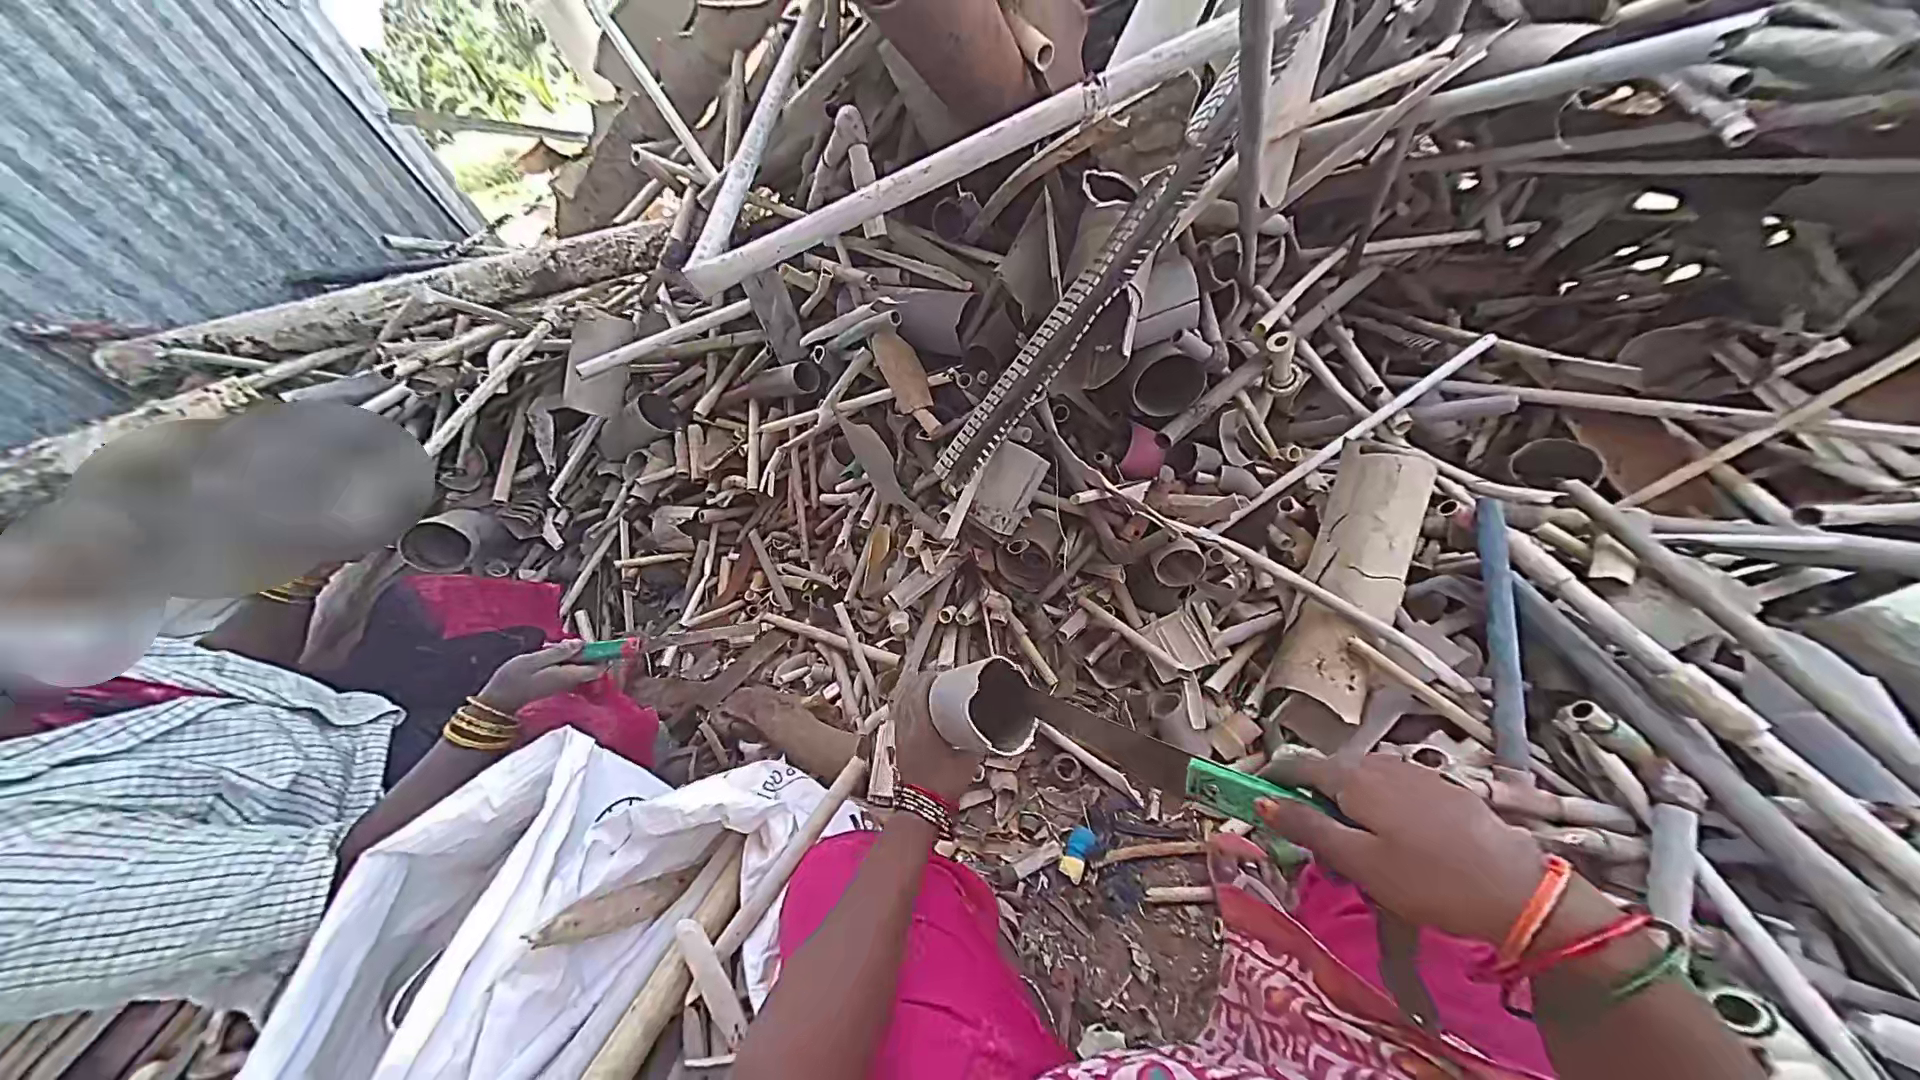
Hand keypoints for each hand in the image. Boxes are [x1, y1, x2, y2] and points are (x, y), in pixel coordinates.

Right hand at [477, 640, 607, 713]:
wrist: (496, 700)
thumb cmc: (512, 679)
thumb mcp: (535, 660)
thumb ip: (560, 652)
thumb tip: (582, 644)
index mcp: (569, 675)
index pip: (599, 667)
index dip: (600, 653)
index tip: (593, 641)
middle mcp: (570, 680)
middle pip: (587, 663)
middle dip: (578, 649)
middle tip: (558, 645)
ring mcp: (562, 682)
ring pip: (574, 663)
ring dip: (564, 653)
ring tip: (546, 649)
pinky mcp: (554, 682)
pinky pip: (564, 667)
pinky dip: (557, 659)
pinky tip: (541, 655)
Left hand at [887, 672, 981, 803]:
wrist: (922, 808)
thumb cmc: (943, 785)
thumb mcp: (968, 761)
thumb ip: (977, 743)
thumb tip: (990, 731)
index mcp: (922, 728)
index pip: (919, 693)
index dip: (927, 679)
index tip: (938, 673)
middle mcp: (907, 730)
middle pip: (908, 696)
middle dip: (920, 684)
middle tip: (935, 679)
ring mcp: (900, 738)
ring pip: (901, 707)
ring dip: (912, 695)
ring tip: (926, 691)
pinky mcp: (899, 747)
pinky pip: (900, 719)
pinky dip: (907, 709)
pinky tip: (917, 711)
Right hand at [1255, 753, 1614, 946]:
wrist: (1523, 894)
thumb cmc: (1429, 881)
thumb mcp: (1357, 861)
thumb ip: (1306, 826)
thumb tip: (1262, 800)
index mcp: (1352, 777)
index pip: (1297, 765)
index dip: (1273, 779)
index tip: (1259, 798)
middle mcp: (1379, 763)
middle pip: (1329, 772)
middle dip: (1314, 800)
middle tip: (1317, 844)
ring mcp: (1414, 772)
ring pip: (1361, 780)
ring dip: (1346, 804)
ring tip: (1358, 848)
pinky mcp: (1442, 787)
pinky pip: (1391, 787)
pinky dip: (1377, 806)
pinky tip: (1396, 841)